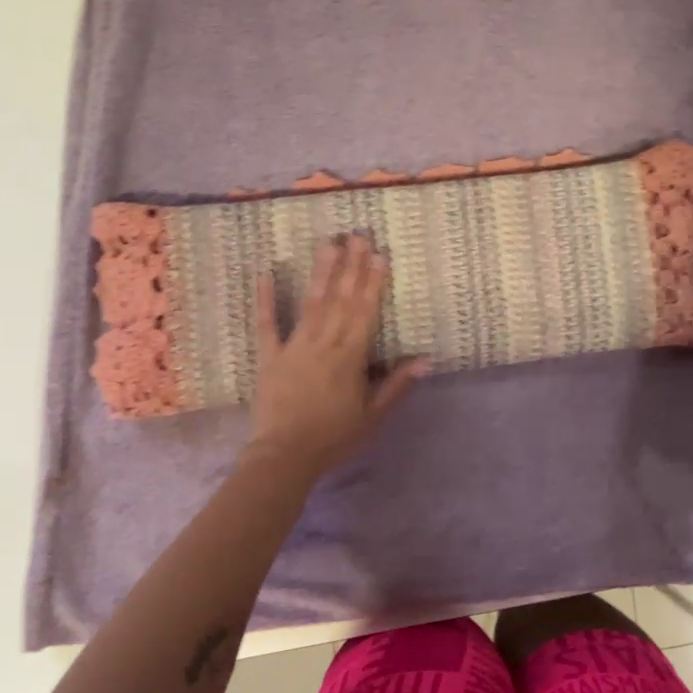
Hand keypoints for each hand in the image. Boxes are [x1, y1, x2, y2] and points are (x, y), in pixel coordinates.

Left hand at [246, 234, 426, 478]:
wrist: (284, 457)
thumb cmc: (334, 438)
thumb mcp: (373, 416)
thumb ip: (397, 385)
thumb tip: (426, 359)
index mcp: (350, 358)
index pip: (365, 312)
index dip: (373, 282)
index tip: (379, 254)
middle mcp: (324, 344)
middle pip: (340, 299)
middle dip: (351, 266)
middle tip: (358, 234)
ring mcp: (294, 347)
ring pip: (311, 303)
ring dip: (321, 271)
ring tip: (328, 242)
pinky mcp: (269, 357)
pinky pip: (267, 324)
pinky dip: (266, 298)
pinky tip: (267, 272)